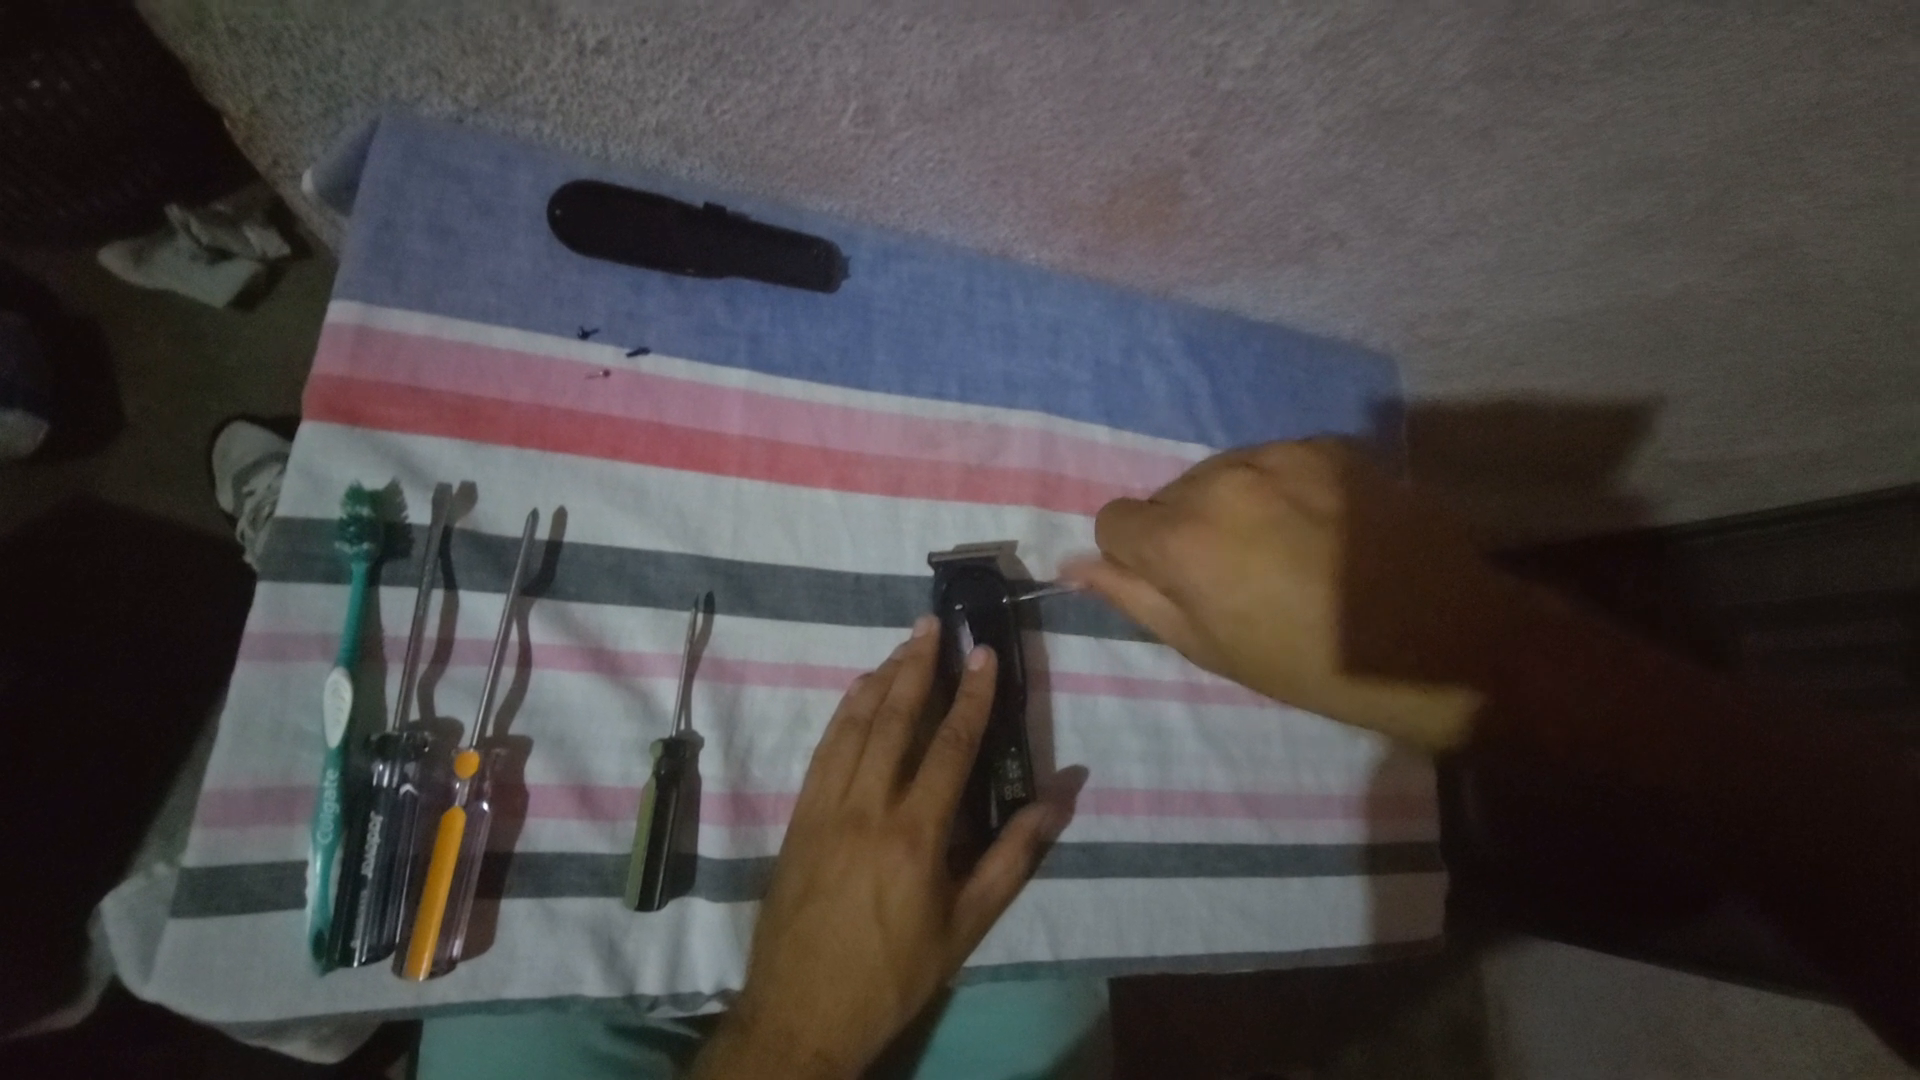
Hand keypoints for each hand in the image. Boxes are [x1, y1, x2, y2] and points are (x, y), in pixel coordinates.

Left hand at [692, 616, 1067, 1079]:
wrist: (801, 1012)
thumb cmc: (895, 972)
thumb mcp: (967, 925)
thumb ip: (1014, 855)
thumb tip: (1060, 795)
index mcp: (915, 833)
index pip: (950, 745)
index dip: (972, 695)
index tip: (984, 653)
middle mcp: (867, 806)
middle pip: (895, 718)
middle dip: (918, 665)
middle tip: (932, 623)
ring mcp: (825, 806)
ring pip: (855, 725)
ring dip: (880, 679)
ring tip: (902, 645)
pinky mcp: (799, 815)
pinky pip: (824, 749)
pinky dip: (844, 712)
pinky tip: (856, 693)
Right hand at [1064, 438, 1516, 750]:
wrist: (1440, 640)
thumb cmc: (1309, 663)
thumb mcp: (1207, 646)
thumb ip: (1133, 597)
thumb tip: (1074, 564)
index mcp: (1181, 538)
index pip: (1114, 520)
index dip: (1135, 557)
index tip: (1175, 583)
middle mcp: (1219, 480)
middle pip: (1166, 495)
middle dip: (1182, 530)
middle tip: (1235, 574)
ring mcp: (1278, 455)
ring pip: (1217, 475)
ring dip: (1228, 506)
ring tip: (1281, 548)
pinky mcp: (1327, 445)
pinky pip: (1271, 462)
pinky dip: (1277, 489)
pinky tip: (1318, 526)